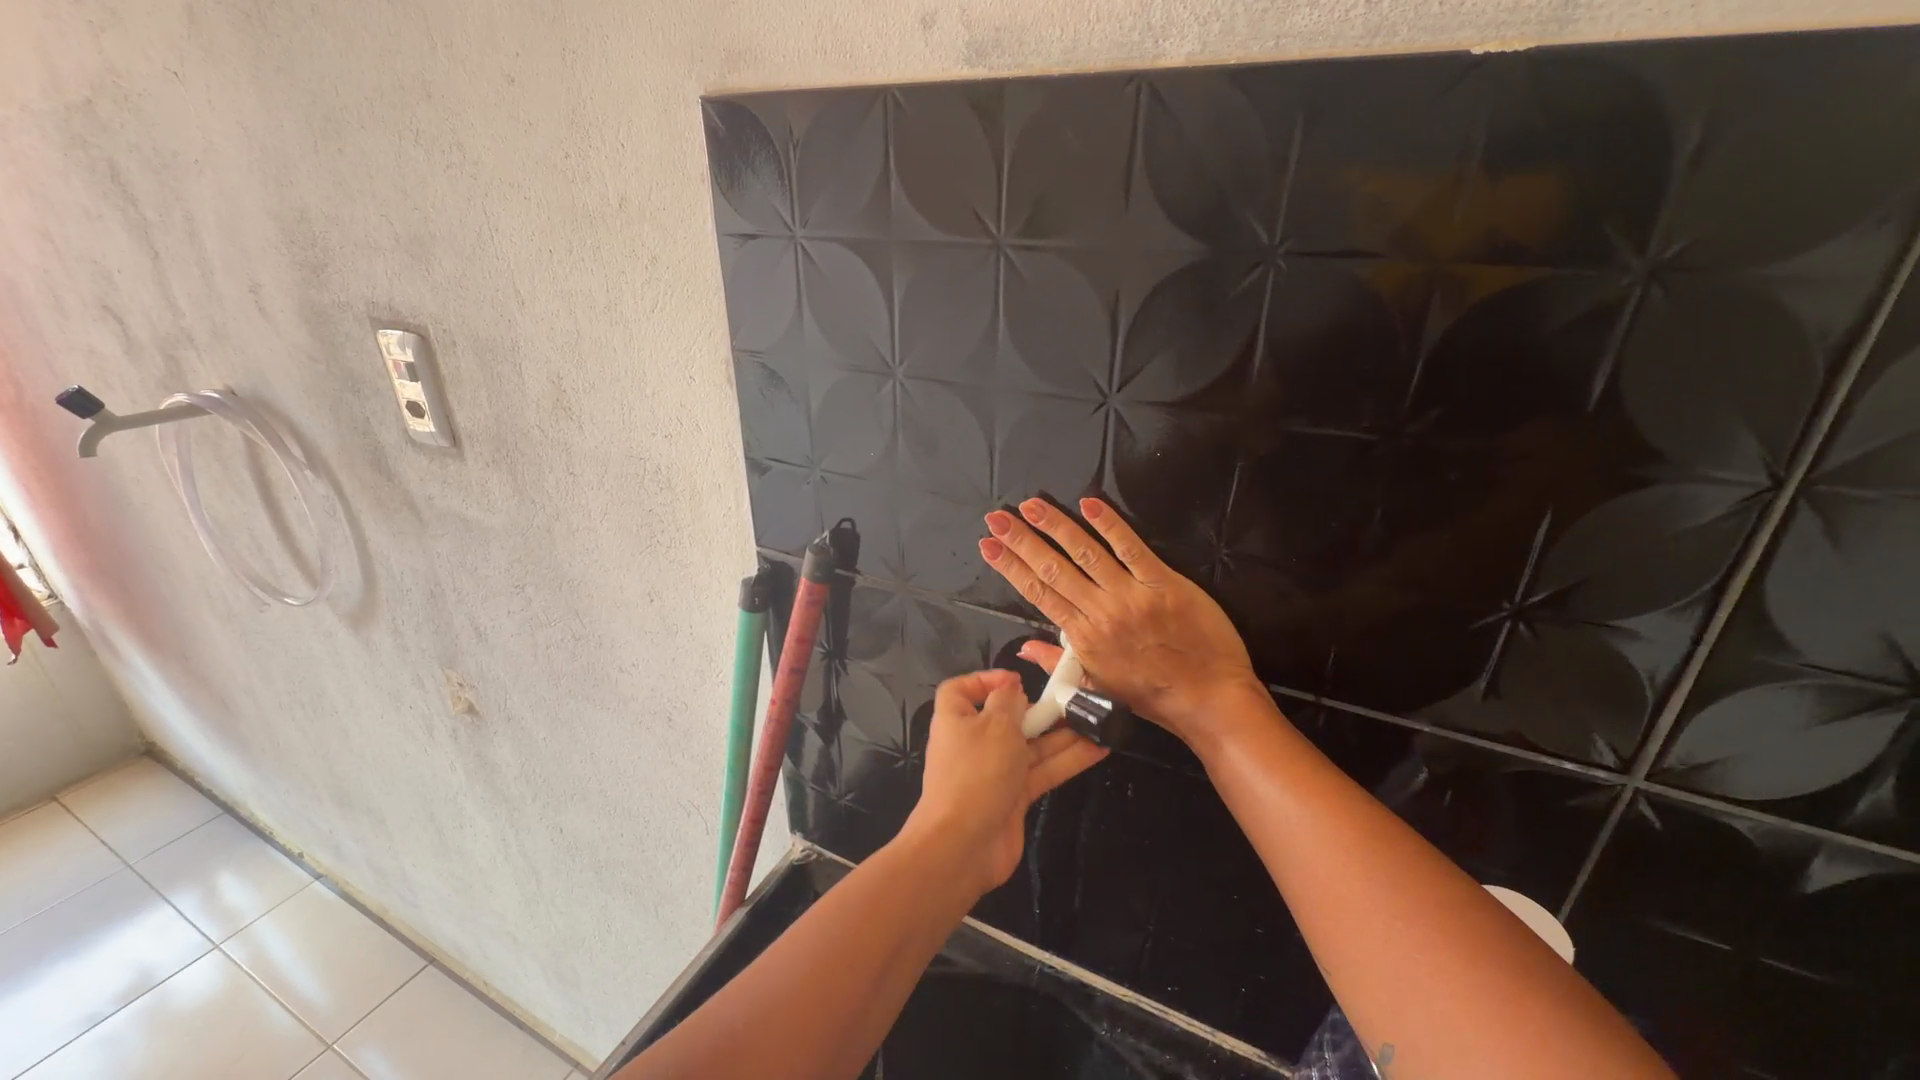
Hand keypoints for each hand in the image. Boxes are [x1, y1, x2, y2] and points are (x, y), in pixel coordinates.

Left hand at [899, 670, 1107, 893]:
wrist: (962, 845)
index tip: (1018, 680)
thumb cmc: (976, 772)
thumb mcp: (995, 725)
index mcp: (956, 719)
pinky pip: (1042, 772)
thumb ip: (1008, 702)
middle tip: (1076, 702)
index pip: (961, 690)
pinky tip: (1098, 750)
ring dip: (1063, 736)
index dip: (985, 680)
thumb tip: (1011, 690)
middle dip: (1040, 711)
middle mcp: (973, 743)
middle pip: (1007, 719)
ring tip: (1099, 723)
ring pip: (1031, 747)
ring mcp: (994, 773)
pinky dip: (1068, 761)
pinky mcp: (1013, 798)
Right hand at [978, 496, 1269, 747]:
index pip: (1038, 594)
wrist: (1208, 700)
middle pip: (1053, 569)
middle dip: (1021, 541)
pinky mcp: (1164, 584)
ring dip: (1055, 526)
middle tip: (996, 518)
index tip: (988, 546)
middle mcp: (1101, 612)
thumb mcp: (1097, 687)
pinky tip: (1089, 505)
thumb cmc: (1154, 697)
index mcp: (1083, 638)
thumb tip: (1024, 647)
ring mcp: (1132, 596)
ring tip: (1031, 505)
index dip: (1010, 567)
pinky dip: (1110, 525)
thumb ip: (1058, 663)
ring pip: (1085, 553)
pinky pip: (1132, 549)